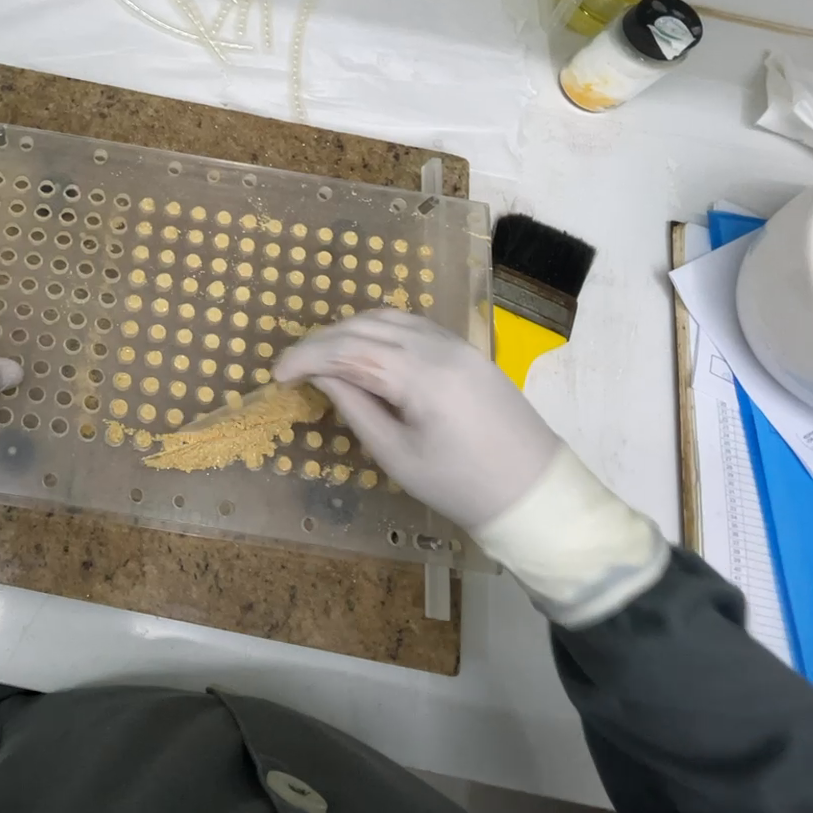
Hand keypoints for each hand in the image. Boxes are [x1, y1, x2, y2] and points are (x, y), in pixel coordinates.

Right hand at [275, 309, 667, 625]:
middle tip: (291, 366)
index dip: (306, 357)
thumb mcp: (396, 455)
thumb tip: (321, 377)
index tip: (276, 375)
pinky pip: (410, 325)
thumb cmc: (460, 485)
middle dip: (320, 342)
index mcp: (422, 375)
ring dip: (346, 331)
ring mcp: (455, 343)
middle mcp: (439, 347)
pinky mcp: (465, 349)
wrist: (536, 494)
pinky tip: (360, 350)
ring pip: (386, 318)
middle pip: (364, 327)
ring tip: (321, 357)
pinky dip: (375, 331)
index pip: (348, 350)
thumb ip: (355, 407)